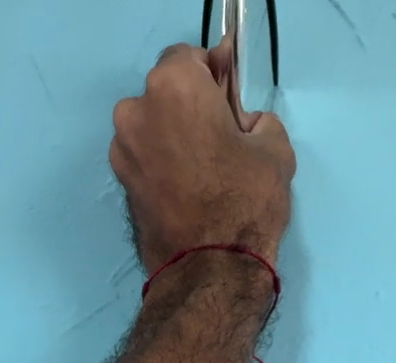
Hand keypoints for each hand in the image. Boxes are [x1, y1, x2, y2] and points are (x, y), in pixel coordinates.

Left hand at [110, 44, 295, 273]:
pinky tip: (188, 193)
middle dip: (189, 110)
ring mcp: (122, 153)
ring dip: (174, 141)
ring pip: (152, 130)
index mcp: (172, 86)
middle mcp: (136, 111)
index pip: (189, 58)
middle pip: (165, 96)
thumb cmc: (245, 202)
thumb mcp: (274, 147)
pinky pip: (146, 162)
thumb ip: (255, 119)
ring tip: (204, 175)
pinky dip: (162, 168)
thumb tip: (240, 124)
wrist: (209, 271)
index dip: (212, 78)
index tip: (229, 104)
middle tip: (220, 144)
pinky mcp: (121, 187)